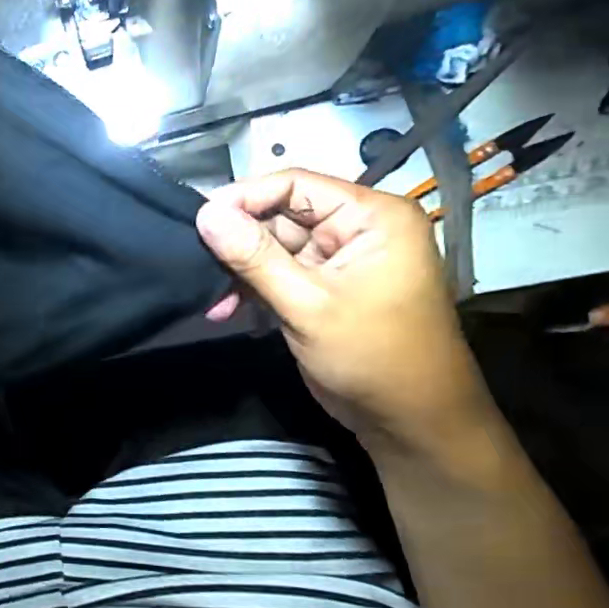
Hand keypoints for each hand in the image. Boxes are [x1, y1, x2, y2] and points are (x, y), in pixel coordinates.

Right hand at [195, 169, 492, 456]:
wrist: (411, 423)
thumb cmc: (372, 356)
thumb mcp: (308, 305)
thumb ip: (255, 257)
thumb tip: (205, 214)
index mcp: (371, 216)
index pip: (296, 185)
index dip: (244, 197)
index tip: (199, 218)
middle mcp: (358, 229)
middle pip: (282, 217)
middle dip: (240, 244)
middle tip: (197, 263)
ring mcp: (341, 261)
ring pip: (277, 249)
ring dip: (243, 273)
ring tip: (213, 301)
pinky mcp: (326, 290)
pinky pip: (282, 276)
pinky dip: (256, 291)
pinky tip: (227, 310)